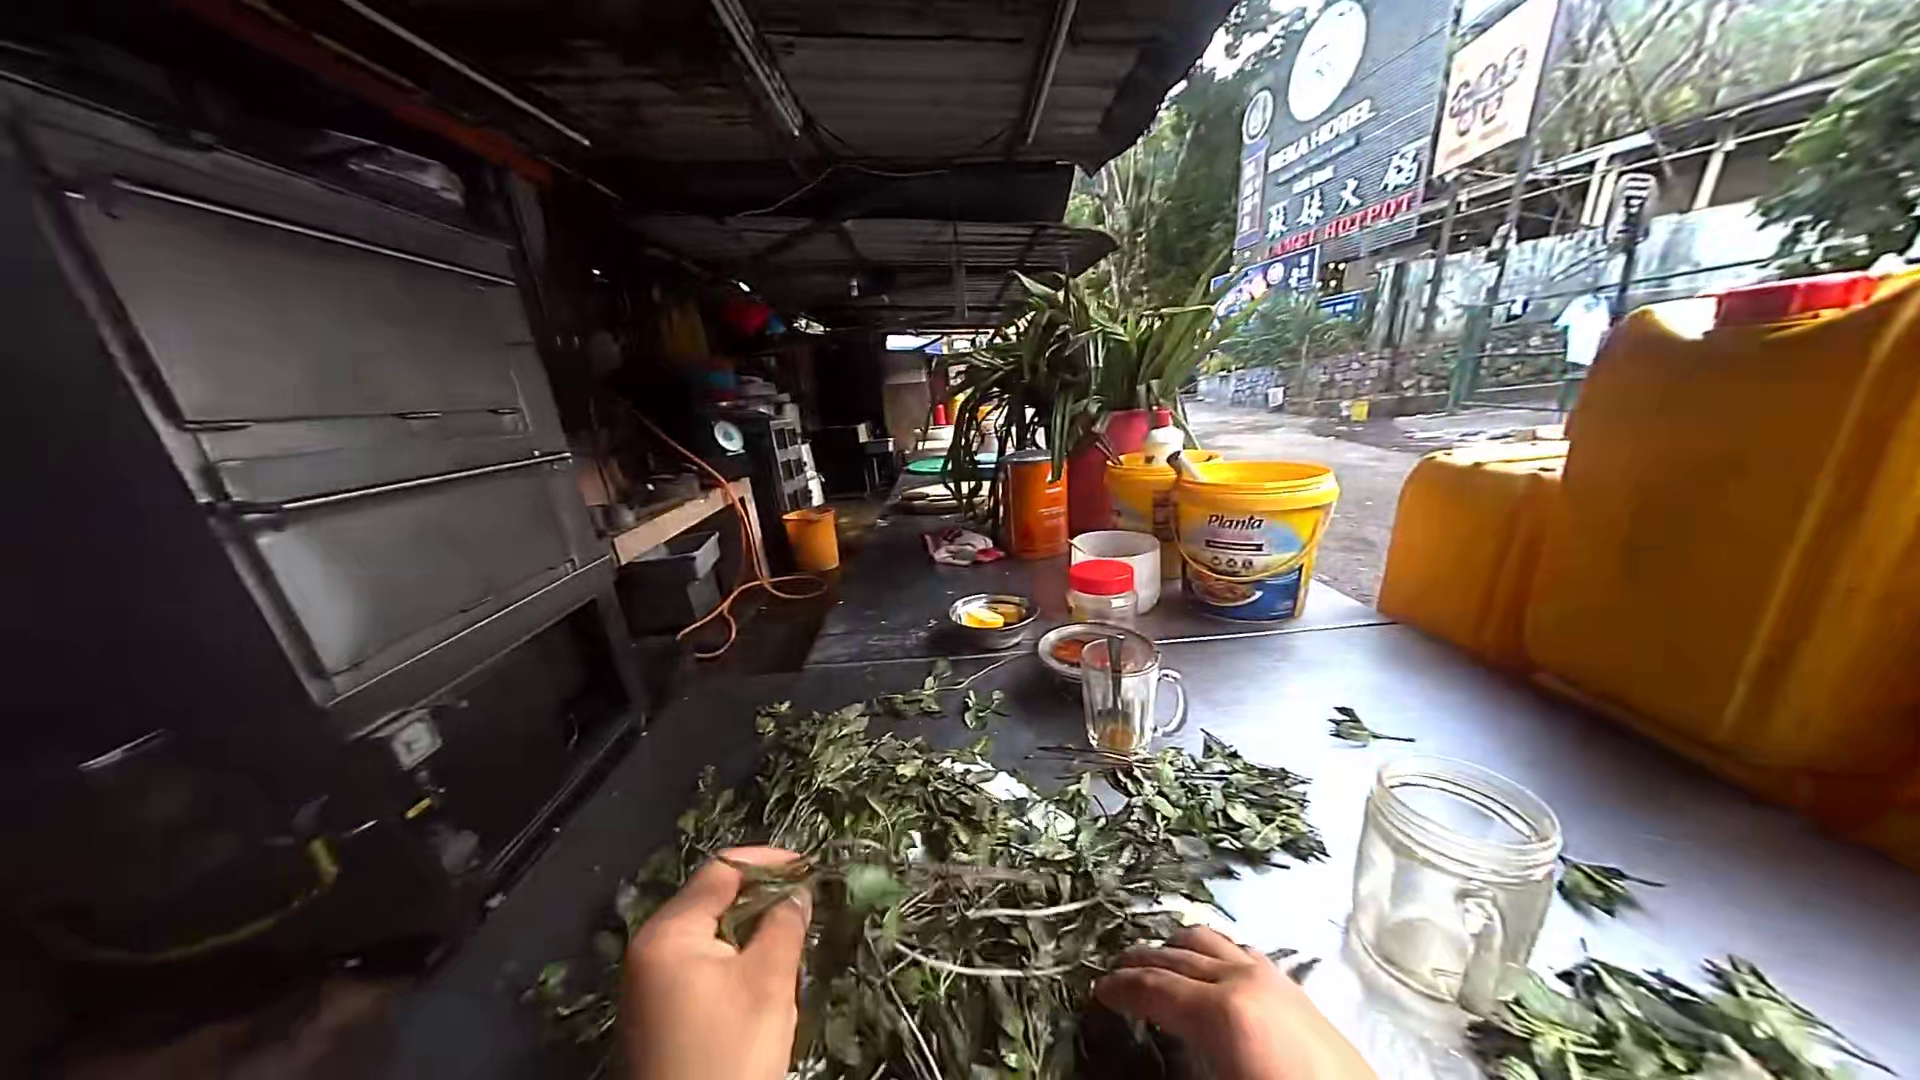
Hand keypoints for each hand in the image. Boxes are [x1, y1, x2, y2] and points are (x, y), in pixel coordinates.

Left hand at [621, 847, 811, 1079]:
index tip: (808, 865)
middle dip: (760, 890)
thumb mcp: (767, 982)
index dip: (767, 860)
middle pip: (710, 895)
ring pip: (707, 927)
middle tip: (803, 895)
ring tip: (790, 923)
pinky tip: (762, 960)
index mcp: (668, 933)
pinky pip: (698, 956)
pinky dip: (732, 948)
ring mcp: (648, 980)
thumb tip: (799, 891)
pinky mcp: (656, 1008)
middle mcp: (648, 948)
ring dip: (749, 919)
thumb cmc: (730, 1058)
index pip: (721, 870)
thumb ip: (785, 923)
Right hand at [1094, 926, 1374, 1079]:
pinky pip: (1238, 950)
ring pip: (1206, 941)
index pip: (1153, 987)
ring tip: (1156, 961)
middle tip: (1114, 972)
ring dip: (1173, 947)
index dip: (1119, 988)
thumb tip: (1133, 1055)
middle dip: (1138, 961)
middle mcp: (1241, 979)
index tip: (1096, 992)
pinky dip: (1210, 952)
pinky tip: (1208, 969)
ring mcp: (1271, 978)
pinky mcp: (1294, 987)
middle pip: (1174, 956)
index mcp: (1221, 1012)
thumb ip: (1176, 1062)